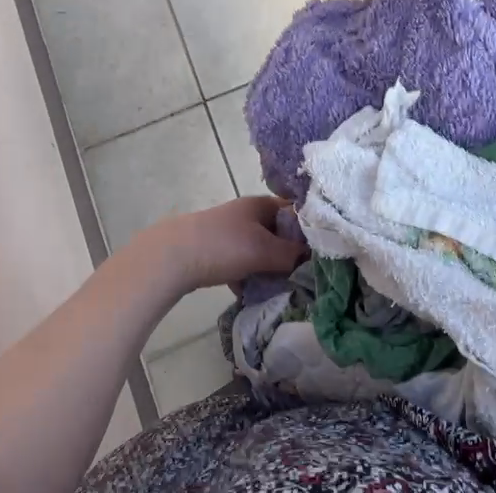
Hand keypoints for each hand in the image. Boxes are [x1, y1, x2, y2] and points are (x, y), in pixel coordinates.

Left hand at [132, 197, 306, 293]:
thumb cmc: (224, 246)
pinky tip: (249, 292)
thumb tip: (311, 257)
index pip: (295, 211)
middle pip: (278, 232)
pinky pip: (242, 261)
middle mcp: (247, 213)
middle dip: (289, 254)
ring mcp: (230, 230)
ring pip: (259, 249)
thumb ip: (291, 254)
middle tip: (301, 275)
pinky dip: (247, 274)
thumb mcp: (264, 250)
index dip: (310, 230)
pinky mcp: (216, 249)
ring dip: (267, 267)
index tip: (322, 252)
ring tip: (277, 287)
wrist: (173, 256)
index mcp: (261, 204)